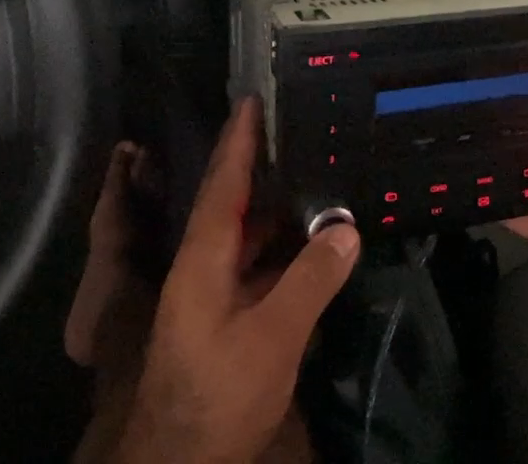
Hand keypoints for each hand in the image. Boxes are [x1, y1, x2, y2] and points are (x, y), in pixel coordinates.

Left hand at [116, 98, 360, 463]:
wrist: (181, 457)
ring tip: (311, 172)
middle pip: (232, 201)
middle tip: (292, 127)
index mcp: (203, 257)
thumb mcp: (272, 336)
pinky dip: (282, 245)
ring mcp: (214, 292)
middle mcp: (204, 265)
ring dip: (275, 206)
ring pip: (246, 234)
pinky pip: (256, 263)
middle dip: (257, 163)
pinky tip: (312, 240)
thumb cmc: (219, 391)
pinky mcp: (227, 316)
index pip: (223, 184)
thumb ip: (309, 280)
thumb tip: (346, 227)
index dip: (238, 141)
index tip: (251, 100)